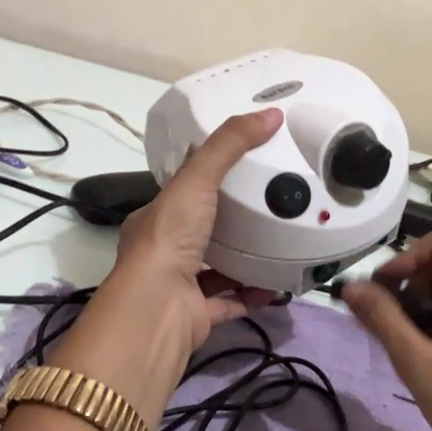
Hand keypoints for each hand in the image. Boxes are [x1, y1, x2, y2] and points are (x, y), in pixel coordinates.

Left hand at [108, 107, 286, 347]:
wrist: (156, 312)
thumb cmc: (169, 239)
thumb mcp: (197, 180)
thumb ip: (230, 146)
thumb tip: (271, 113)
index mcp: (153, 221)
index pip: (179, 196)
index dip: (206, 182)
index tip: (239, 171)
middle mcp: (162, 254)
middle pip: (198, 233)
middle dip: (229, 223)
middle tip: (268, 207)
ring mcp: (178, 287)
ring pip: (214, 270)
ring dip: (243, 260)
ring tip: (278, 243)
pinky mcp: (196, 316)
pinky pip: (230, 302)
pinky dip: (252, 293)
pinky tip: (277, 283)